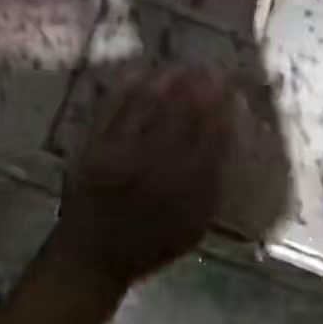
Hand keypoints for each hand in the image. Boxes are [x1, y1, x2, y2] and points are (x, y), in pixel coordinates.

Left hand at [51, 70, 237, 287]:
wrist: (92, 255)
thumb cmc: (150, 243)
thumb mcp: (193, 224)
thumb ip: (212, 182)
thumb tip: (227, 136)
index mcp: (184, 188)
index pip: (212, 135)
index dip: (223, 107)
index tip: (230, 89)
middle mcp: (155, 165)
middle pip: (183, 112)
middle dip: (200, 85)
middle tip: (211, 70)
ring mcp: (121, 150)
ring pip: (150, 103)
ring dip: (170, 80)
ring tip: (183, 68)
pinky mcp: (94, 143)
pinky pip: (115, 106)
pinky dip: (132, 85)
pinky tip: (145, 73)